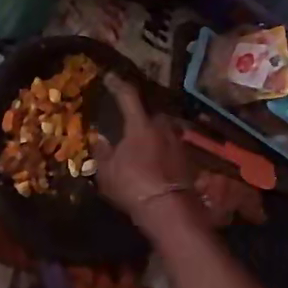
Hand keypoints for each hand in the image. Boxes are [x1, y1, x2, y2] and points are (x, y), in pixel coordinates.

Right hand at [94, 75, 202, 229]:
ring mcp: (178, 143)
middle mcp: (162, 127)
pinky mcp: (188, 159)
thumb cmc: (132, 186)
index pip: (128, 96)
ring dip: (154, 133)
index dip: (117, 85)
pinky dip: (162, 149)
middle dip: (141, 115)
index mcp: (140, 125)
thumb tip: (100, 139)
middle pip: (152, 113)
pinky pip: (171, 147)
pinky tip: (155, 159)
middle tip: (129, 121)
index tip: (110, 77)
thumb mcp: (106, 172)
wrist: (169, 210)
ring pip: (164, 130)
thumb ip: (102, 152)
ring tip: (143, 142)